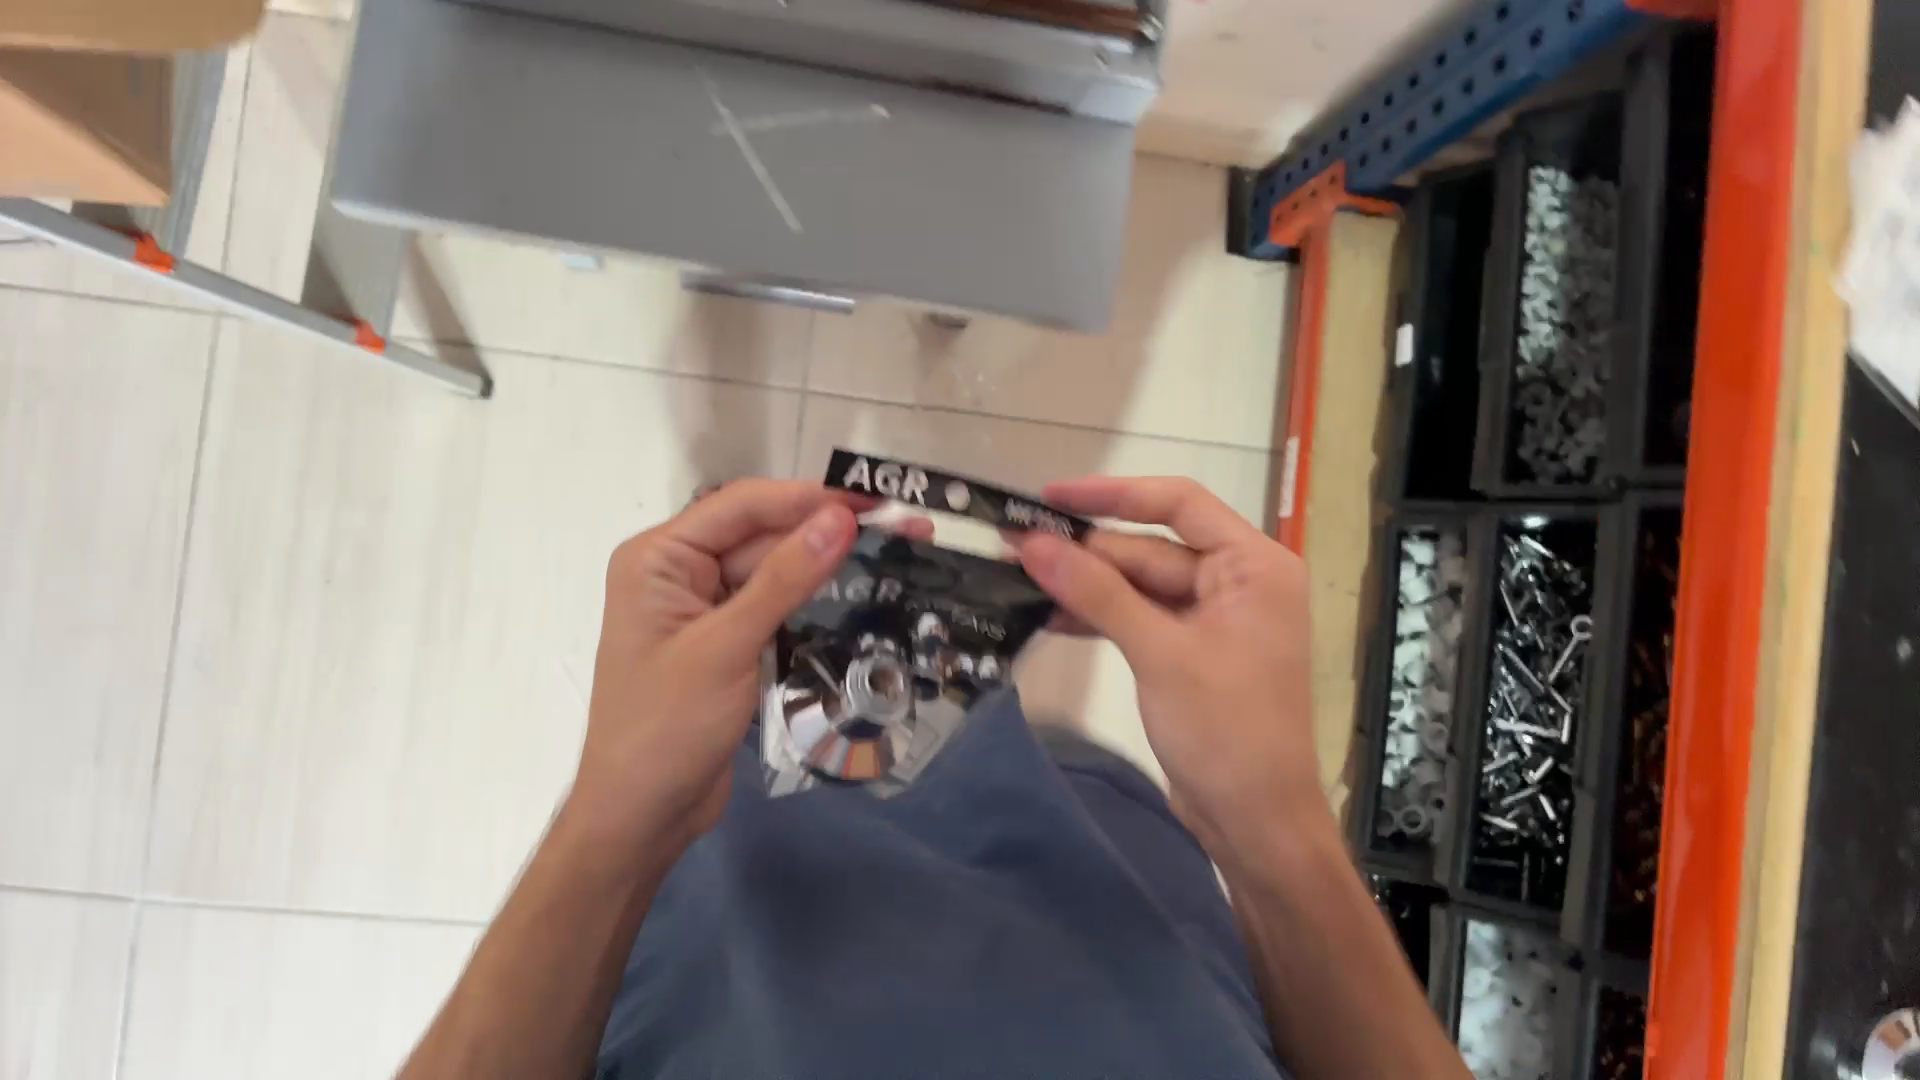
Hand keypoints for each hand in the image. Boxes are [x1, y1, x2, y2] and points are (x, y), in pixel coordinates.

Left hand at [567, 480, 868, 852]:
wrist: (642, 817)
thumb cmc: (668, 726)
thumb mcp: (728, 646)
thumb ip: (785, 578)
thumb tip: (840, 518)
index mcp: (659, 557)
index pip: (742, 507)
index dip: (809, 498)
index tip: (872, 500)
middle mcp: (680, 572)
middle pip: (762, 535)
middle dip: (826, 531)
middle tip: (902, 527)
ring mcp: (705, 608)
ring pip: (773, 569)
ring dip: (825, 563)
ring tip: (892, 551)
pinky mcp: (728, 641)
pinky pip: (774, 604)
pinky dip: (811, 598)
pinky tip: (855, 591)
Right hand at [1012, 476, 1324, 855]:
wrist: (1256, 824)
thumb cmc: (1226, 731)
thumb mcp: (1159, 653)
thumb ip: (1096, 592)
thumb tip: (1032, 544)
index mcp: (1253, 565)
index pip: (1178, 503)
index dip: (1112, 494)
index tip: (1050, 498)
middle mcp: (1236, 581)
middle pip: (1150, 548)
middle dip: (1086, 553)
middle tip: (1017, 549)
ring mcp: (1212, 618)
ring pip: (1137, 584)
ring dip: (1085, 586)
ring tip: (1022, 581)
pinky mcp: (1189, 651)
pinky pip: (1138, 617)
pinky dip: (1099, 618)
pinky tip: (1051, 618)